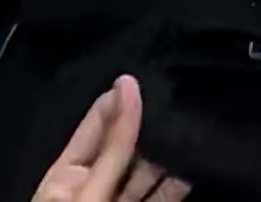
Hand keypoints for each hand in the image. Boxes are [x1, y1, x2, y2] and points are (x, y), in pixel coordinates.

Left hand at [34, 75, 190, 201]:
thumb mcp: (89, 195)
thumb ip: (115, 145)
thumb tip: (128, 82)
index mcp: (64, 178)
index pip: (98, 123)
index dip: (123, 98)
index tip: (156, 70)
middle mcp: (91, 186)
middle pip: (126, 145)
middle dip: (153, 124)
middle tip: (184, 94)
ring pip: (145, 171)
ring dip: (168, 153)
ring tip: (196, 124)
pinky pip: (158, 197)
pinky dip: (175, 184)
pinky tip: (194, 165)